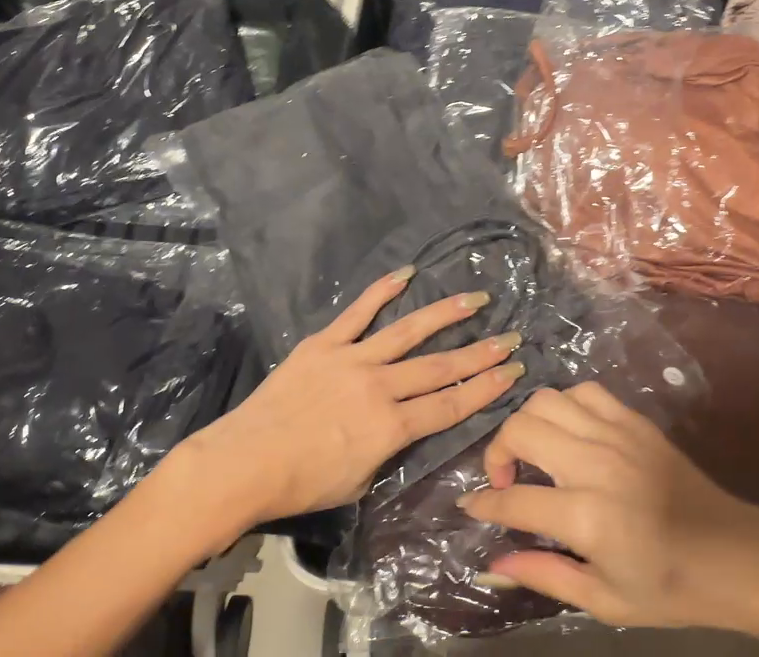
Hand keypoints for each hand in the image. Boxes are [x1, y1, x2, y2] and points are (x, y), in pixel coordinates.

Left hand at [180, 266, 524, 524]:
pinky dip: (382, 291)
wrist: (246, 462)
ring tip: (474, 299)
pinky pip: (358, 312)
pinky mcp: (324, 343)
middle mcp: (380, 387)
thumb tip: (398, 430)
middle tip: (510, 338)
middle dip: (480, 354)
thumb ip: (386, 452)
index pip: (450, 406)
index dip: (485, 390)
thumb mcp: (358, 482)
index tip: (513, 372)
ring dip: (445, 314)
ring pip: (408, 332)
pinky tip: (406, 274)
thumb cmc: (301, 484)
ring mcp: (352, 359)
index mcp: (391, 428)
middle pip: (440, 368)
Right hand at [457, 383, 758, 631]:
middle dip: (497, 452)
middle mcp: (598, 465)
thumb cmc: (669, 589)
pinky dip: (564, 406)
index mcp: (588, 517)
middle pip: (521, 429)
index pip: (514, 499)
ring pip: (547, 400)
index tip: (471, 507)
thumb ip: (543, 574)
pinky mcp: (636, 421)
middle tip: (505, 479)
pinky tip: (568, 434)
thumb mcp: (604, 599)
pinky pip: (584, 392)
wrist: (735, 556)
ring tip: (534, 454)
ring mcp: (618, 435)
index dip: (483, 504)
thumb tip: (491, 563)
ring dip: (528, 424)